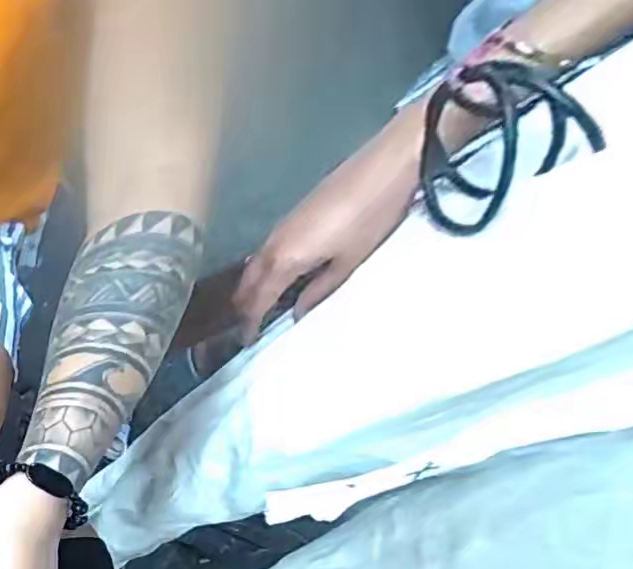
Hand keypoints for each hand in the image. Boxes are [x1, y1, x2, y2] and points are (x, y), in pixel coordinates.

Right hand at [232, 116, 421, 340]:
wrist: (388, 163)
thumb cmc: (371, 217)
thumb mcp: (348, 262)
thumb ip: (318, 291)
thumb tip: (297, 312)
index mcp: (284, 261)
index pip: (257, 301)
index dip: (250, 323)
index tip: (248, 341)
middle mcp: (273, 246)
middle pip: (246, 284)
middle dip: (244, 307)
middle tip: (249, 325)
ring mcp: (279, 228)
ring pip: (252, 267)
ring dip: (250, 288)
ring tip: (258, 305)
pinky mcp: (290, 217)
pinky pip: (263, 252)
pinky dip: (261, 271)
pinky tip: (274, 276)